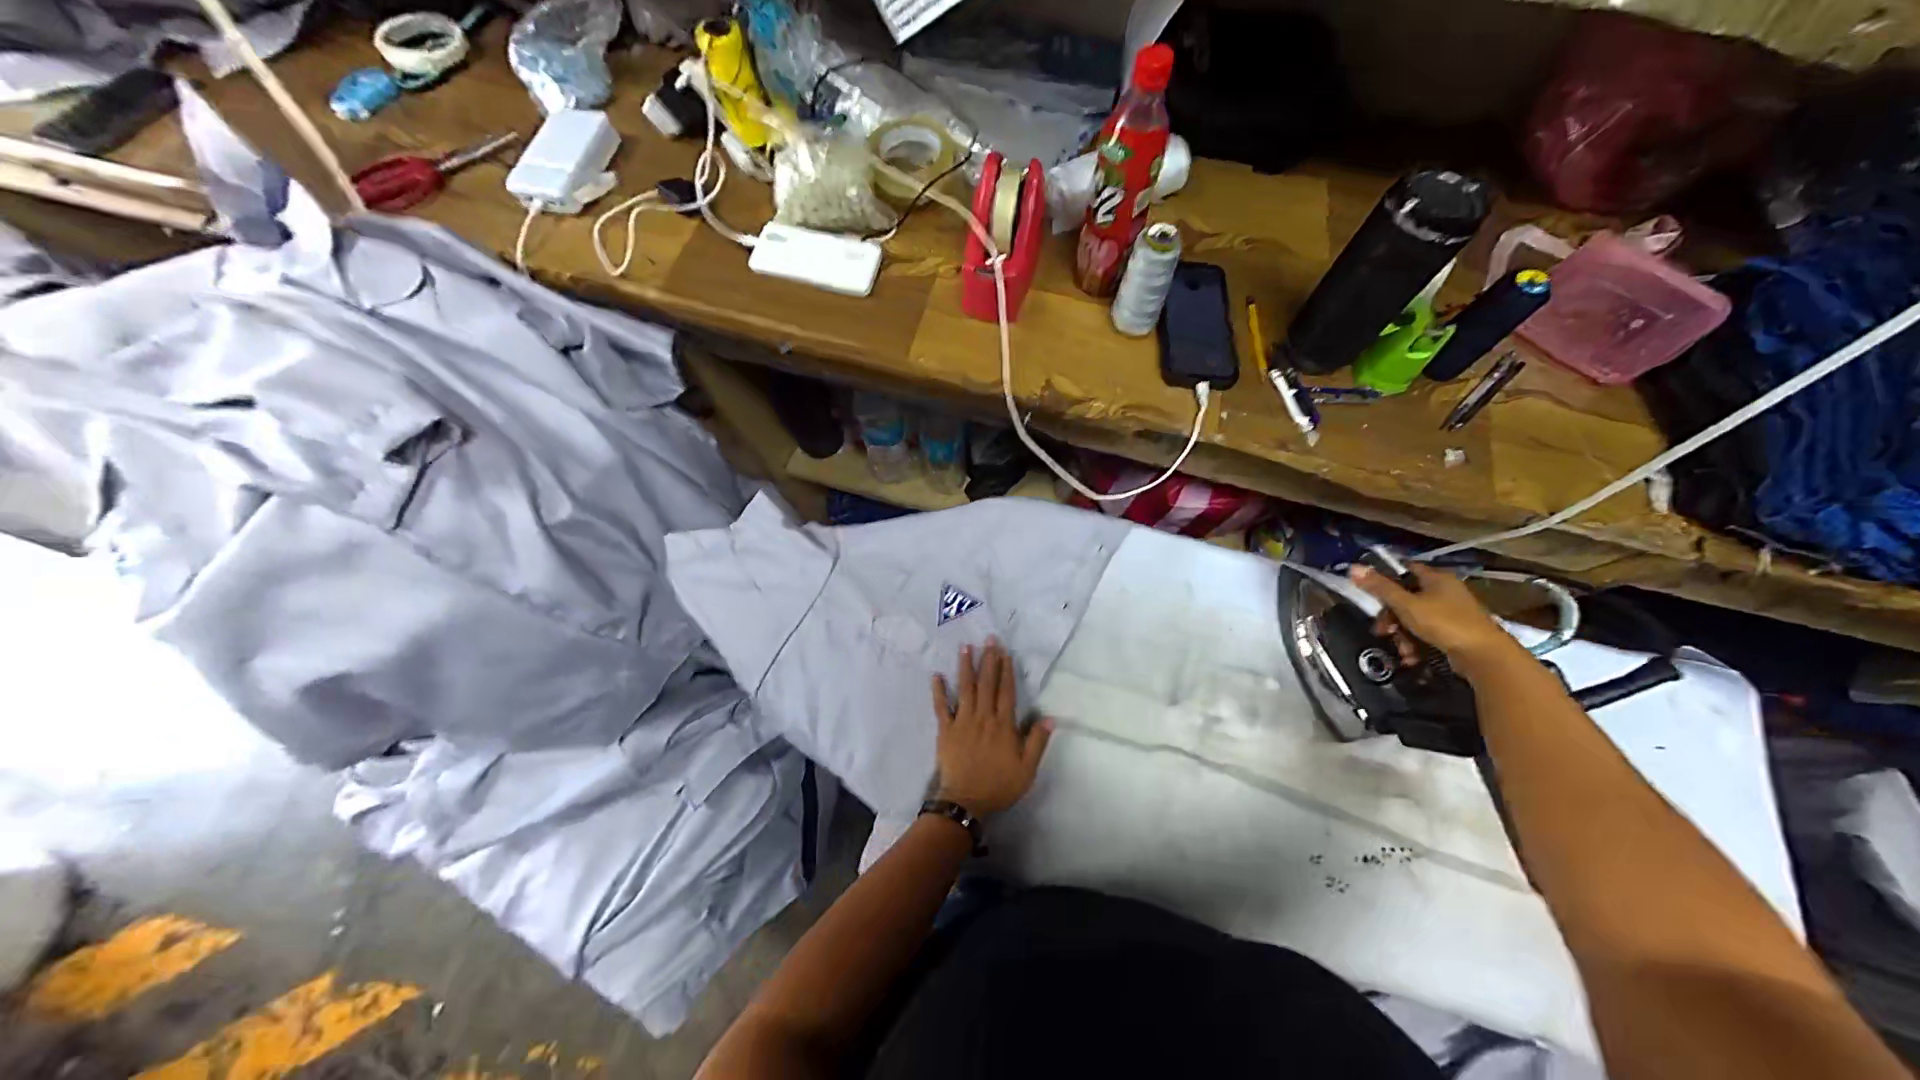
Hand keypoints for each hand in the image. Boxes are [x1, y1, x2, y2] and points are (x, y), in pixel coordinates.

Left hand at [930, 640, 1052, 816]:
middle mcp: (983, 717)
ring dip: (966, 667)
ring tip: (966, 647)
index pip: (1006, 691)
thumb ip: (1037, 742)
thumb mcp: (1027, 769)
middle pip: (987, 684)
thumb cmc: (999, 785)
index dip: (1006, 671)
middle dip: (988, 660)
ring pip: (965, 689)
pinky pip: (941, 707)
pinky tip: (936, 675)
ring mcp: (962, 722)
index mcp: (1003, 725)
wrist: (966, 800)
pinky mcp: (945, 730)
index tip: (1005, 652)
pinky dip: (938, 691)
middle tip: (989, 638)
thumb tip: (1049, 718)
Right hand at [1349, 564, 1519, 671]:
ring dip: (1402, 635)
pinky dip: (1417, 644)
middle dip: (1391, 617)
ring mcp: (1453, 612)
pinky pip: (1428, 633)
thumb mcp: (1406, 605)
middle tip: (1382, 631)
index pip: (1405, 570)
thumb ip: (1380, 588)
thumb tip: (1353, 567)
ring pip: (1415, 618)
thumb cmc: (1444, 623)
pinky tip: (1412, 656)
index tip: (1372, 596)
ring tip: (1402, 649)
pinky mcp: (1456, 632)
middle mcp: (1446, 591)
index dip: (1386, 580)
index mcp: (1436, 578)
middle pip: (1407, 598)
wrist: (1483, 655)